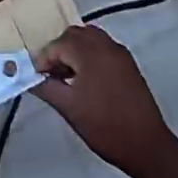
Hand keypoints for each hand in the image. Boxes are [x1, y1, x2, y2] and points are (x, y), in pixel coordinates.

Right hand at [32, 25, 177, 177]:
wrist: (144, 143)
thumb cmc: (104, 126)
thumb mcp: (69, 109)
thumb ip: (48, 88)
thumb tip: (33, 79)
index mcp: (91, 54)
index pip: (60, 44)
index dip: (44, 58)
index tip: (36, 76)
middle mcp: (107, 46)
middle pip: (76, 34)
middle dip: (59, 49)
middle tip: (49, 73)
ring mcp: (120, 53)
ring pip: (91, 37)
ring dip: (75, 50)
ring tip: (65, 75)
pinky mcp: (128, 63)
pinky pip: (104, 47)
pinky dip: (90, 54)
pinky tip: (84, 78)